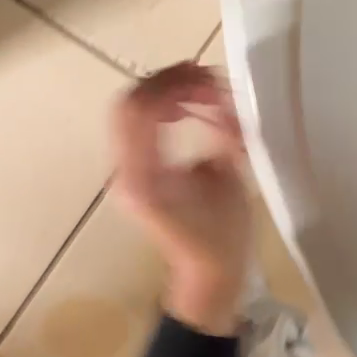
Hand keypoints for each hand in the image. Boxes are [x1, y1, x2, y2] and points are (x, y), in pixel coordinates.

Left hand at [112, 63, 251, 335]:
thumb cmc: (223, 241)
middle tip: (204, 76)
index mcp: (146, 177)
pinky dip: (163, 110)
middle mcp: (126, 172)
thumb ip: (223, 138)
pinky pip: (139, 128)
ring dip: (166, 94)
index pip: (142, 111)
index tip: (207, 76)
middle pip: (129, 104)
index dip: (173, 83)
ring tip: (203, 91)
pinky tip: (191, 109)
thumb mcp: (230, 183)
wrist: (207, 279)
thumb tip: (223, 102)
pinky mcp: (135, 174)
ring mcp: (126, 173)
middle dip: (167, 82)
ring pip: (131, 112)